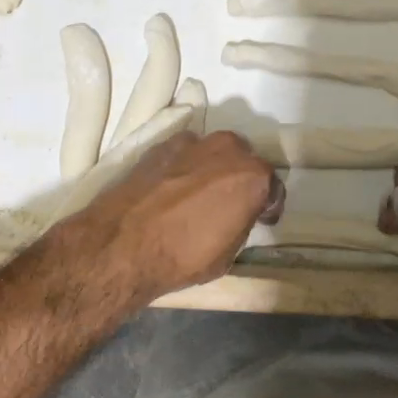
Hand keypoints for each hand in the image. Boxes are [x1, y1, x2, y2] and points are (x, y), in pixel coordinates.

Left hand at [59, 130, 280, 304]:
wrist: (123, 244)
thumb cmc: (184, 256)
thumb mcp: (229, 252)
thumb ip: (242, 222)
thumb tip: (237, 213)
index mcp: (254, 176)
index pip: (274, 188)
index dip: (267, 206)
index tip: (260, 219)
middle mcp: (229, 149)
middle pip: (245, 161)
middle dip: (241, 179)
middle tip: (228, 204)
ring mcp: (194, 142)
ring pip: (215, 152)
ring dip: (213, 168)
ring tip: (198, 194)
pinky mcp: (163, 143)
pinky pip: (185, 152)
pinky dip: (185, 165)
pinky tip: (172, 188)